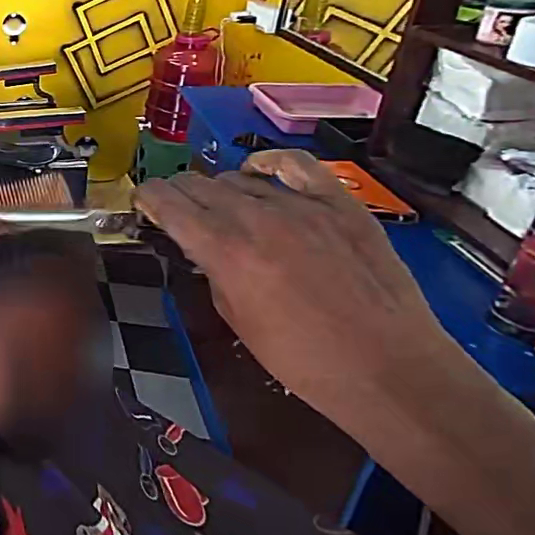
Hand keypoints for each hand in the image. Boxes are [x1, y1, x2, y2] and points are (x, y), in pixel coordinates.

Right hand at [133, 150, 459, 417]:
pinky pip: (296, 165)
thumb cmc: (303, 359)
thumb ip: (211, 270)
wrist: (391, 372)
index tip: (143, 205)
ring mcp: (302, 207)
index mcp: (223, 250)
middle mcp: (256, 218)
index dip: (145, 198)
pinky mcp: (341, 206)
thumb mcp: (235, 318)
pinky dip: (270, 162)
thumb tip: (200, 246)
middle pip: (195, 183)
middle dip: (175, 193)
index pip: (165, 200)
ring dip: (218, 189)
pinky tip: (258, 170)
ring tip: (220, 207)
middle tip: (175, 210)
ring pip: (237, 177)